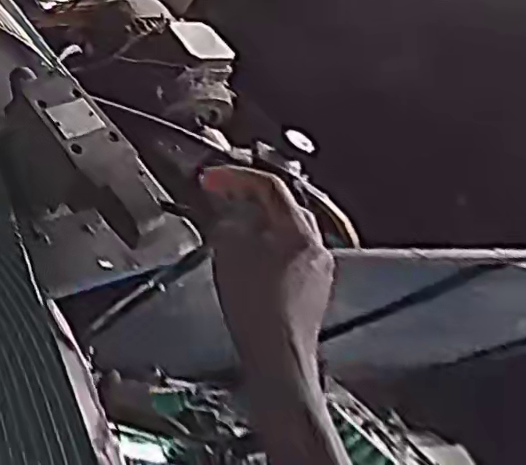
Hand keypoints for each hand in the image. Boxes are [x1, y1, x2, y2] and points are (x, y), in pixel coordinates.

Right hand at [202, 165, 334, 385]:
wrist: (276, 351)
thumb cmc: (255, 301)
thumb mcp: (229, 245)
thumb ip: (230, 217)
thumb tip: (229, 207)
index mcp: (299, 234)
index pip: (270, 186)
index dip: (234, 176)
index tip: (210, 177)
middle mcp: (315, 249)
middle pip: (282, 205)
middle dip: (247, 193)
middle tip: (217, 191)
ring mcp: (315, 270)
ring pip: (284, 227)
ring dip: (254, 215)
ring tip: (225, 218)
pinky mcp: (308, 287)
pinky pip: (285, 249)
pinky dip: (262, 238)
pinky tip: (240, 249)